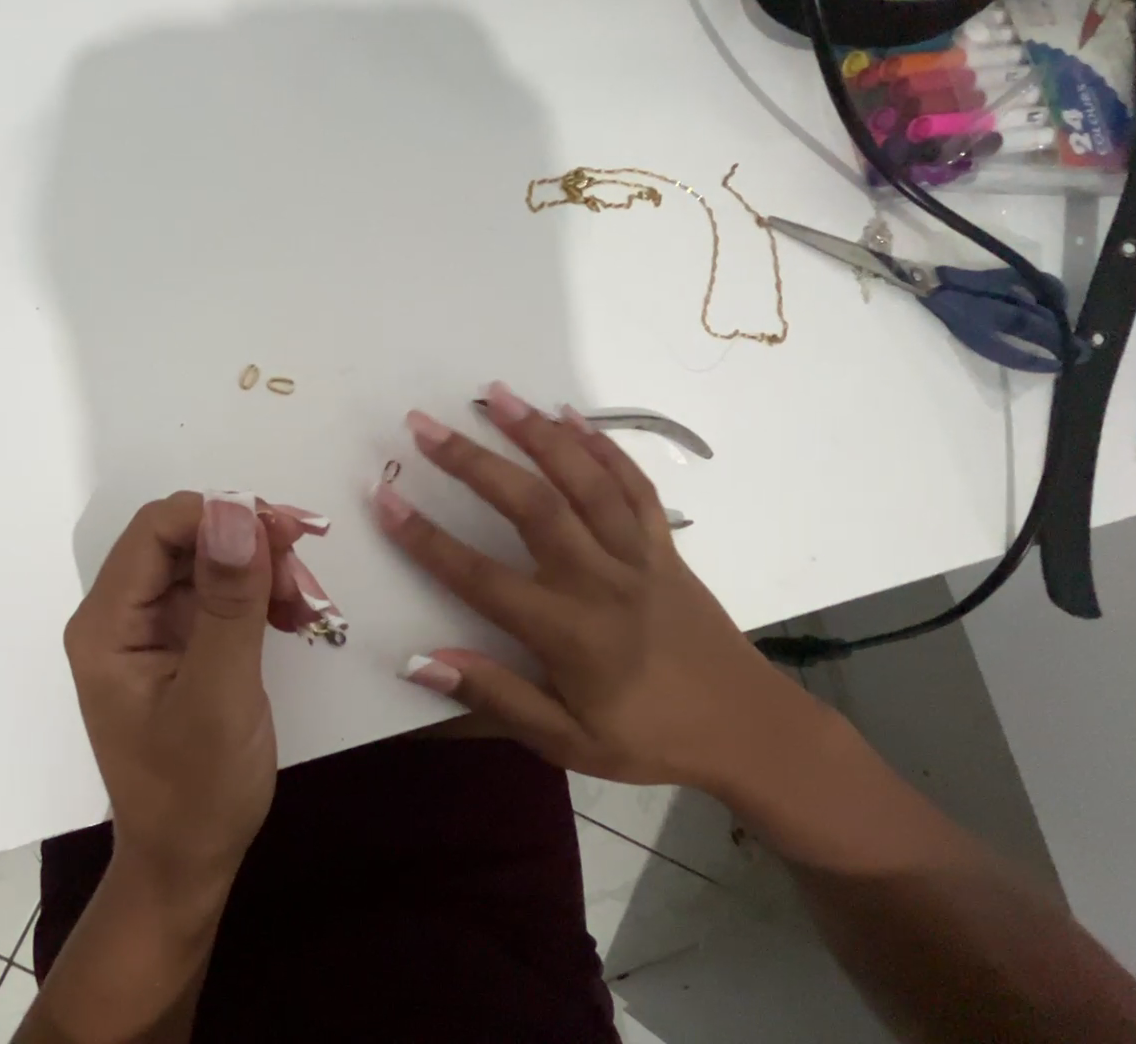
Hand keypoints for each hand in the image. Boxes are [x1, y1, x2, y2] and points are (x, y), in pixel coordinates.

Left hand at [64, 491, 313, 883]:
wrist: (189, 859)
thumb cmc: (197, 791)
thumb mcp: (219, 696)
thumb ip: (229, 603)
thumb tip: (236, 510)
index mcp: (107, 625)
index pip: (156, 529)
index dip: (219, 515)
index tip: (285, 534)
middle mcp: (121, 616)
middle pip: (184, 540)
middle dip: (248, 545)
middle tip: (304, 574)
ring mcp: (151, 629)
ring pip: (208, 561)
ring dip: (261, 569)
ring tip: (306, 604)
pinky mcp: (180, 644)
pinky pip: (220, 594)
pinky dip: (259, 595)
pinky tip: (292, 617)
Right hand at [374, 382, 805, 789]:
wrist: (752, 731)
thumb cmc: (651, 741)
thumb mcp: (567, 741)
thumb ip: (496, 697)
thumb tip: (420, 661)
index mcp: (569, 632)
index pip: (480, 578)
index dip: (426, 538)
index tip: (383, 497)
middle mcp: (600, 580)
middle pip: (530, 507)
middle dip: (471, 461)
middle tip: (423, 425)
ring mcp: (638, 556)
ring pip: (584, 481)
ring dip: (536, 433)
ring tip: (495, 394)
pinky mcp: (665, 546)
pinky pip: (634, 486)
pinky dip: (602, 447)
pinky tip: (571, 417)